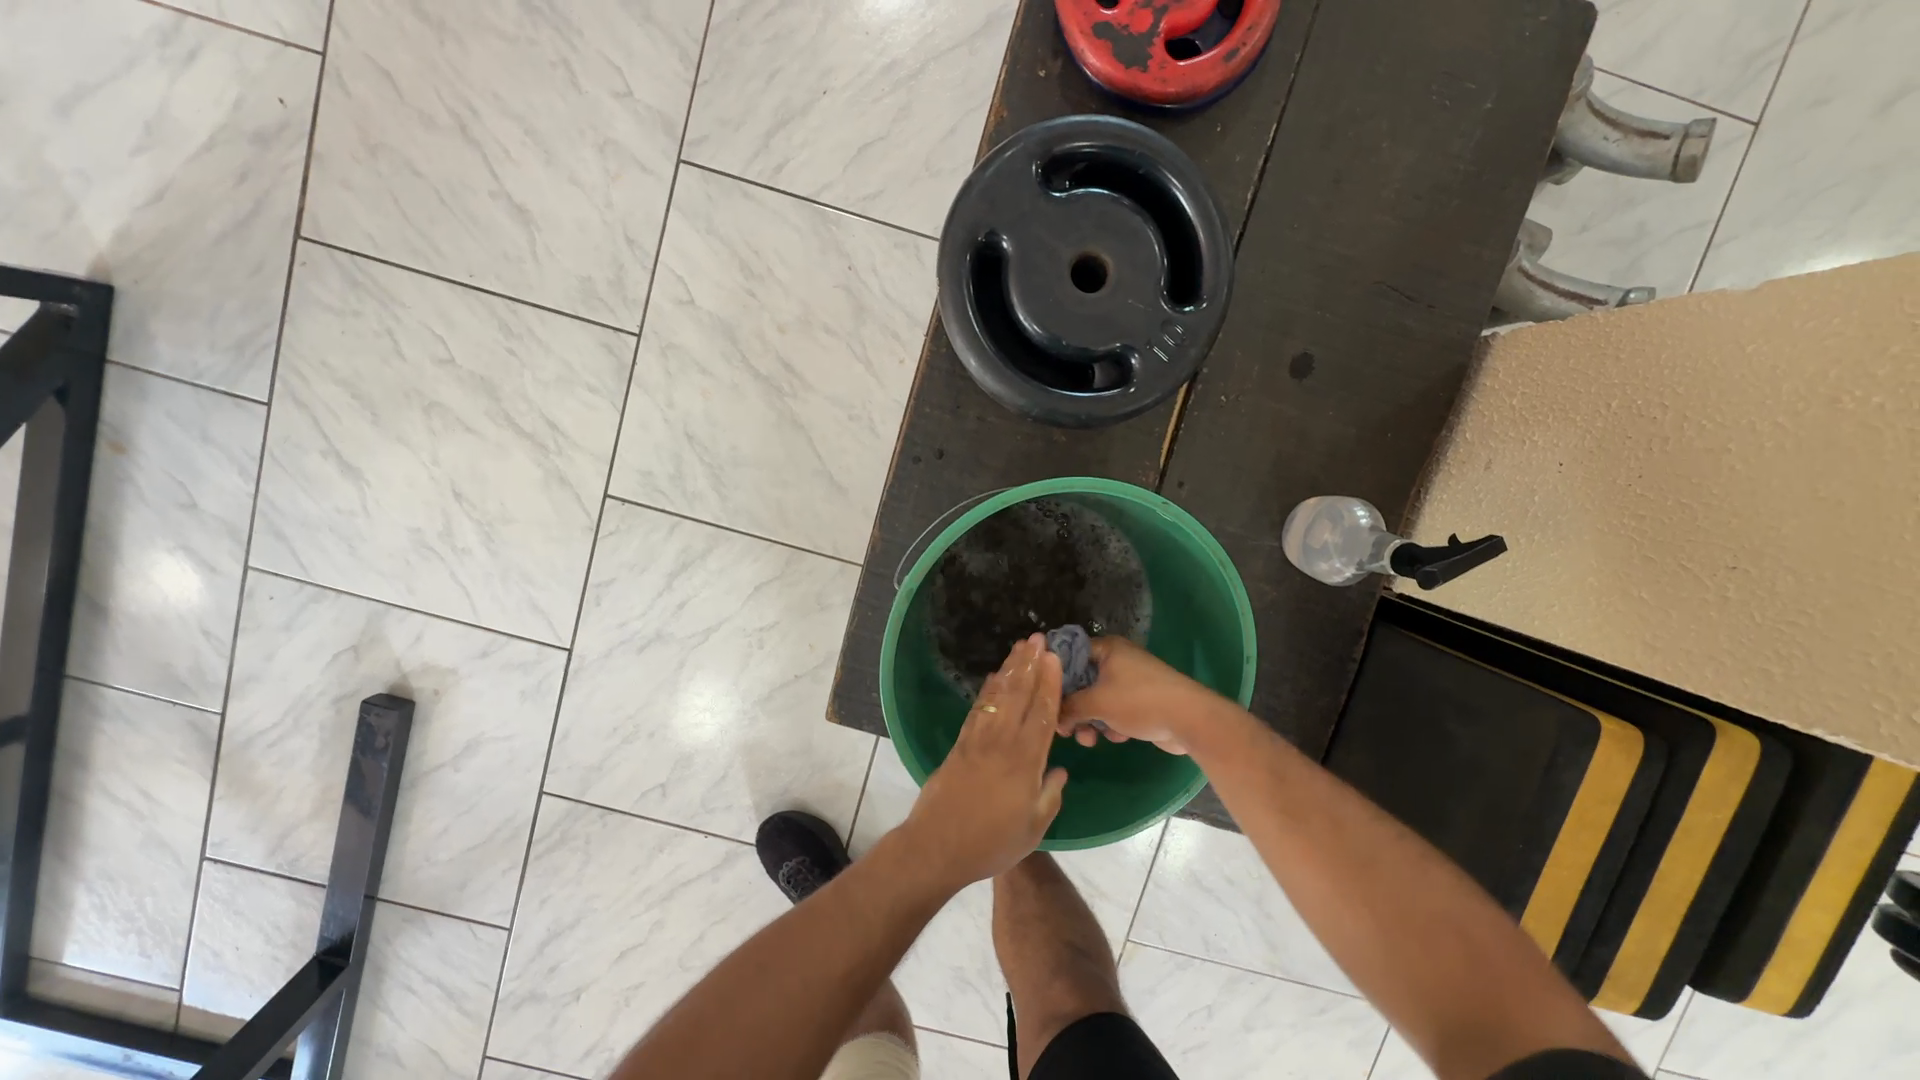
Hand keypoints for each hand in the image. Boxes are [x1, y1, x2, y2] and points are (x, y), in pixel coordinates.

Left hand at [900, 634, 1068, 888]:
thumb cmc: (991, 844)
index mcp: (1026, 763)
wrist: (937, 847)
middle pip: (1019, 696)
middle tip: (1038, 638)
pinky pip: (977, 710)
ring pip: (997, 698)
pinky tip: (993, 677)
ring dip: (1010, 670)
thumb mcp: (1032, 828)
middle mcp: (1003, 744)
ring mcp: (978, 742)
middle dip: (1030, 665)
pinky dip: (986, 691)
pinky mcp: (959, 746)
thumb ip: (1050, 796)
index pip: (1042, 715)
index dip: (1050, 685)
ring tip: (1020, 647)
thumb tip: (1061, 771)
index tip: (1055, 659)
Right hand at [1057, 636, 1217, 754]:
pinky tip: (1117, 737)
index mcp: (1105, 649)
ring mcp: (1128, 682)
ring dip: (1090, 722)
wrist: (1188, 719)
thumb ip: (1068, 707)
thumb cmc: (1139, 701)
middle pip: (1080, 682)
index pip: (1068, 655)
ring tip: (1090, 740)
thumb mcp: (1097, 702)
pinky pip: (1113, 712)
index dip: (1053, 676)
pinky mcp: (1139, 703)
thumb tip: (1052, 716)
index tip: (1041, 697)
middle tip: (1066, 730)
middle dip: (1072, 708)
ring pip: (1095, 701)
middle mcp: (1116, 661)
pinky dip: (1110, 725)